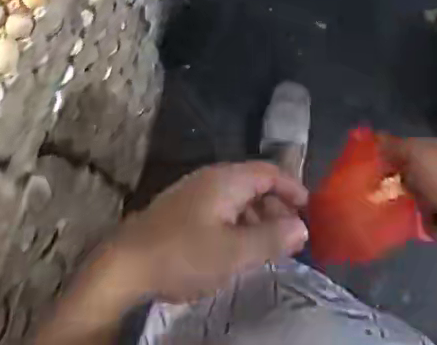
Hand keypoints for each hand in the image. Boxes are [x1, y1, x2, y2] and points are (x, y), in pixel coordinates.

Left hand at [96, 162, 308, 303]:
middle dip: (276, 205)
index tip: (309, 207)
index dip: (291, 186)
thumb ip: (270, 239)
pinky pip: (221, 209)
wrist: (127, 264)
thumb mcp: (233, 253)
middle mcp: (210, 178)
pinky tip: (237, 248)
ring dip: (257, 217)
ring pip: (235, 198)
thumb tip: (302, 227)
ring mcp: (193, 192)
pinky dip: (238, 223)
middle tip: (292, 234)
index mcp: (226, 179)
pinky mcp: (181, 210)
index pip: (268, 171)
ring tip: (268, 246)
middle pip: (252, 182)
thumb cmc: (184, 254)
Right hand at [378, 135, 436, 264]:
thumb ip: (395, 146)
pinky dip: (419, 217)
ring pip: (417, 192)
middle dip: (398, 177)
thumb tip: (376, 140)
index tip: (373, 163)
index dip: (392, 151)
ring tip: (395, 205)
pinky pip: (425, 213)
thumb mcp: (417, 154)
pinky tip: (411, 220)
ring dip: (407, 198)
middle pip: (413, 168)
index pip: (410, 144)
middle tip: (381, 187)